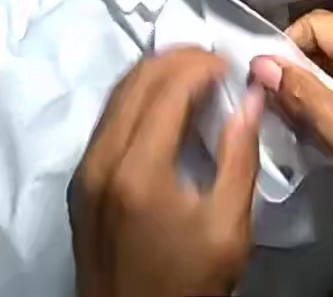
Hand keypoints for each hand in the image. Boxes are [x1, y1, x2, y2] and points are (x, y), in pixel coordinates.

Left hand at [75, 48, 263, 296]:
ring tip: (196, 71)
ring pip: (119, 90)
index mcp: (138, 172)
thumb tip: (252, 95)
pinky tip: (168, 98)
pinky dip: (141, 91)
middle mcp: (101, 161)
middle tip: (216, 60)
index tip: (232, 62)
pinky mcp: (81, 180)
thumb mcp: (228, 227)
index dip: (202, 64)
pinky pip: (110, 113)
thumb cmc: (187, 284)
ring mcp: (85, 170)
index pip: (168, 88)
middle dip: (181, 58)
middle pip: (138, 78)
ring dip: (159, 70)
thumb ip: (241, 154)